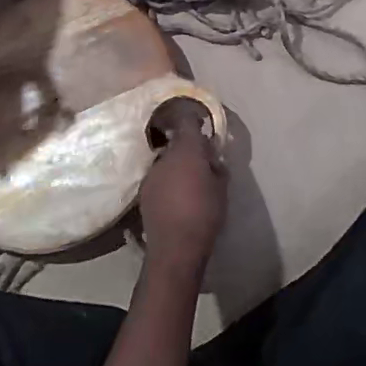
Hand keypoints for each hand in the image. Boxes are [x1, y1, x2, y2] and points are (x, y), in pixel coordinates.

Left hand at [139, 98, 225, 276]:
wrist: (175, 246)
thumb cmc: (205, 213)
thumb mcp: (222, 187)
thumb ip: (217, 166)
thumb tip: (212, 156)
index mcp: (186, 150)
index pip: (187, 121)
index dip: (195, 119)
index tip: (204, 123)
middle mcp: (164, 156)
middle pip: (176, 142)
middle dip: (188, 146)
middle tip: (202, 158)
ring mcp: (151, 173)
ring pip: (166, 160)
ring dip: (177, 164)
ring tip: (189, 180)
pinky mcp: (143, 191)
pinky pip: (159, 177)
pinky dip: (168, 180)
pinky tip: (175, 195)